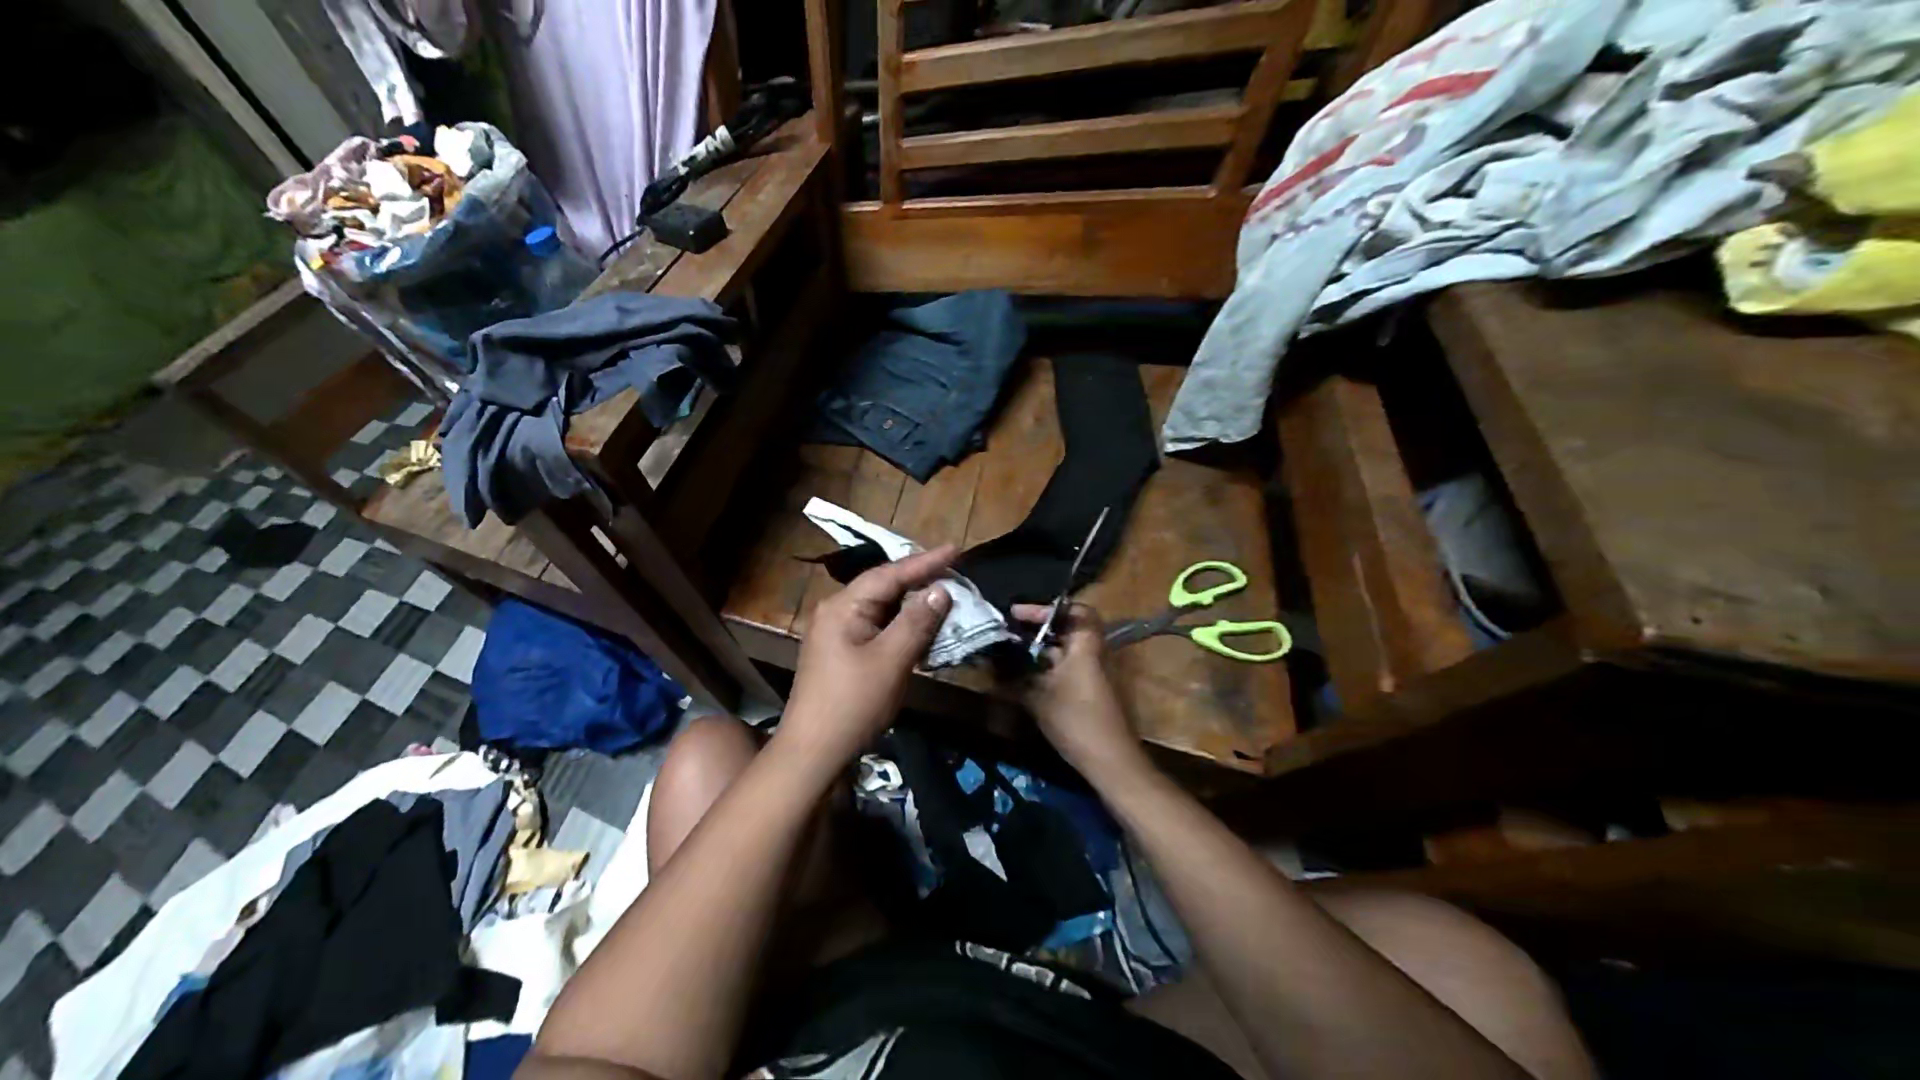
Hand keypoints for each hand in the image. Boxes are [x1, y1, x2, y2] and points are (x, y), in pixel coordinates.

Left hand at [779, 546, 954, 767]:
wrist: (814, 752)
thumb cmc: (853, 702)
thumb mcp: (891, 660)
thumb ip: (917, 622)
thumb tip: (941, 590)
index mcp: (843, 607)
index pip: (890, 574)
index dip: (925, 562)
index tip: (957, 549)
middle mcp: (837, 613)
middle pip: (884, 588)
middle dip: (920, 581)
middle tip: (955, 571)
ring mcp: (837, 635)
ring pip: (882, 610)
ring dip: (914, 605)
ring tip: (946, 596)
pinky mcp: (843, 655)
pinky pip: (878, 629)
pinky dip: (903, 627)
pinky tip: (923, 629)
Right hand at [1011, 603, 1143, 775]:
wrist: (1109, 759)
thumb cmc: (1075, 719)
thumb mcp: (1037, 697)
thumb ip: (1016, 677)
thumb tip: (994, 664)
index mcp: (1086, 644)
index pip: (1074, 610)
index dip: (1046, 609)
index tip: (1017, 615)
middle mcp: (1095, 652)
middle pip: (1068, 629)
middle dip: (1039, 629)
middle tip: (1012, 632)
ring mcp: (1097, 672)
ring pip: (1068, 650)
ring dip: (1043, 649)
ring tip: (1013, 652)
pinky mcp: (1094, 690)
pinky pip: (1070, 666)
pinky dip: (1050, 666)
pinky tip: (1027, 676)